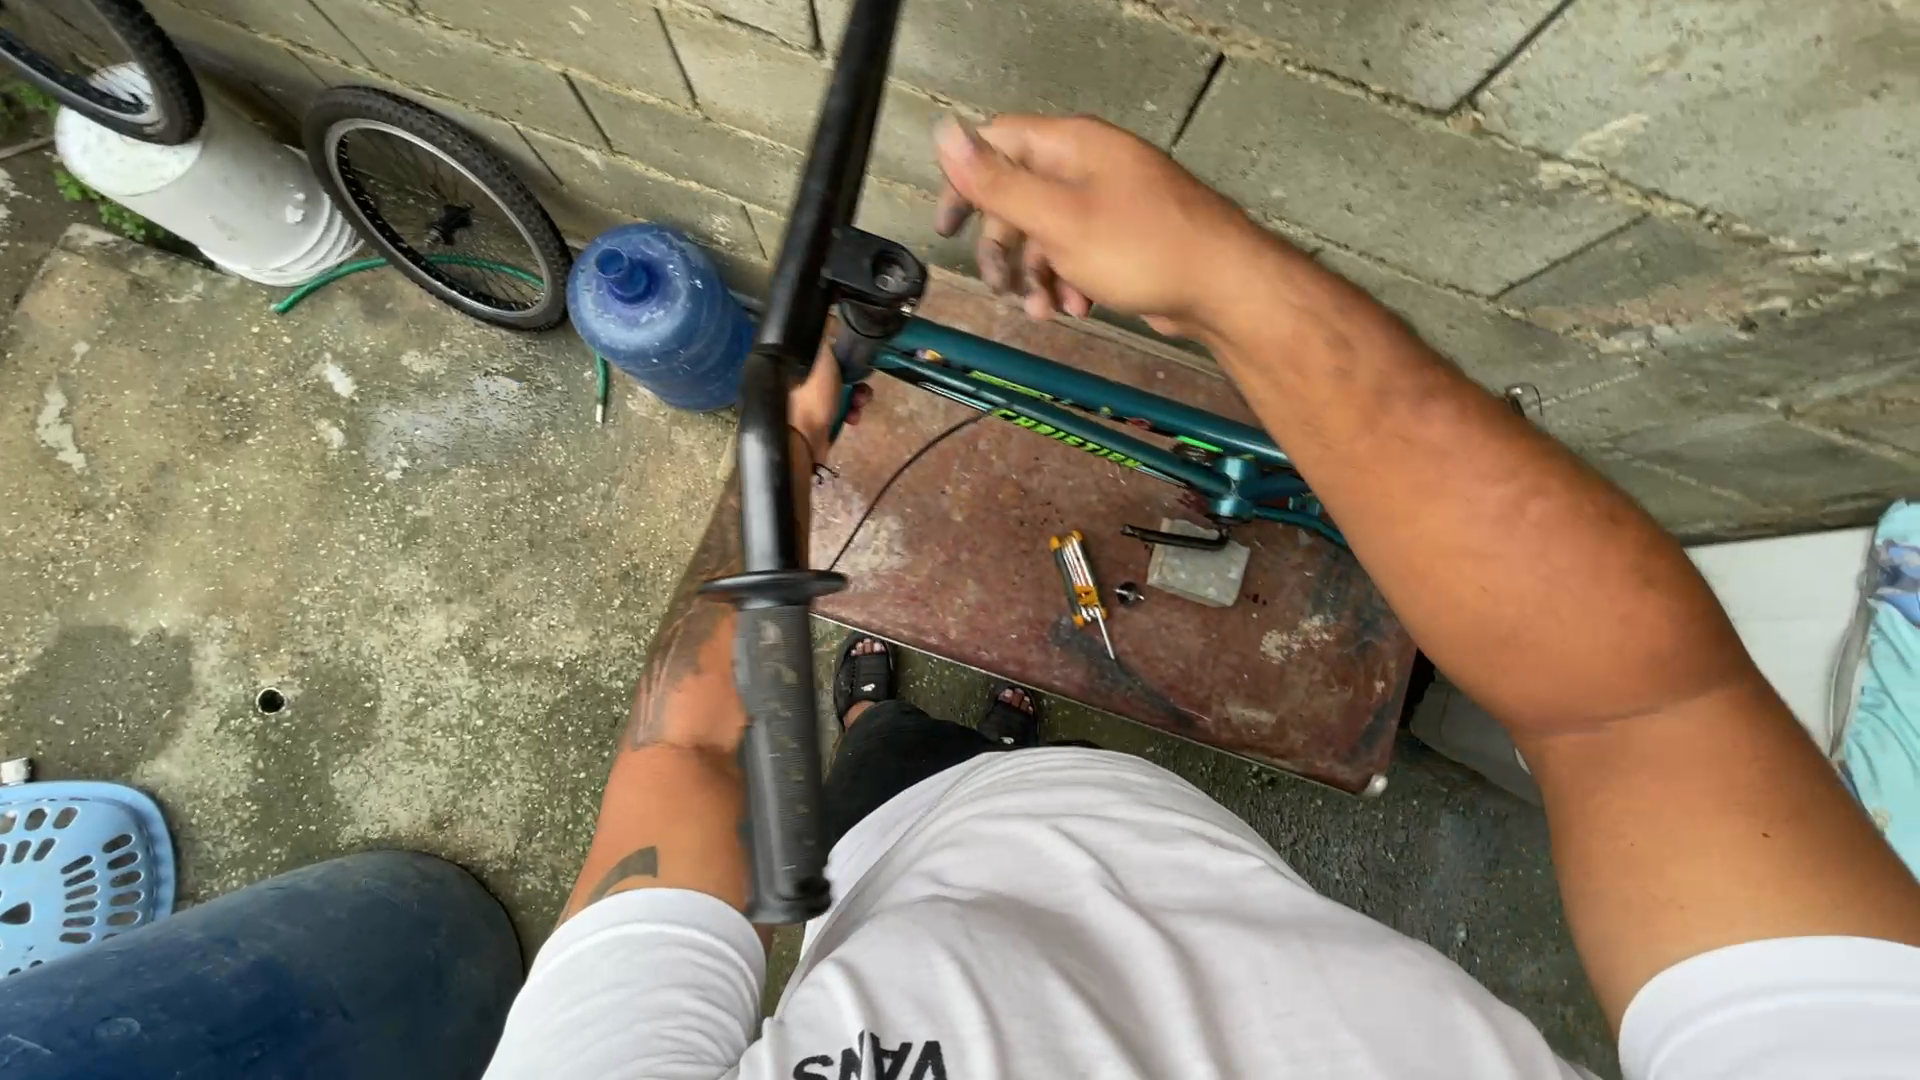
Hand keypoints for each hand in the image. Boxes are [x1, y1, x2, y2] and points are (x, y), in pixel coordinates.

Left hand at [787, 336, 869, 459]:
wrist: (804, 437)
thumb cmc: (812, 394)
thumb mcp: (822, 353)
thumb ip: (827, 333)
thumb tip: (833, 318)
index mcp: (799, 360)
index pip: (828, 349)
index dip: (847, 353)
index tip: (858, 359)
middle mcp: (804, 378)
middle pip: (840, 371)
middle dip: (857, 380)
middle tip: (860, 388)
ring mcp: (812, 400)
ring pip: (845, 392)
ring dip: (858, 398)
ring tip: (857, 406)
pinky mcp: (821, 420)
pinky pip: (843, 411)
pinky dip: (851, 413)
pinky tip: (851, 419)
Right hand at [934, 115, 1287, 337]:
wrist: (1219, 287)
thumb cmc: (1139, 247)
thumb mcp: (1057, 218)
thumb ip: (998, 182)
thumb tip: (944, 134)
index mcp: (1069, 147)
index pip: (997, 145)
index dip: (965, 183)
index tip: (948, 229)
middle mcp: (1085, 168)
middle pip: (1017, 201)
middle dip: (1005, 251)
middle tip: (1003, 289)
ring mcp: (1105, 205)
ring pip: (1044, 237)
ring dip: (1035, 277)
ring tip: (1045, 311)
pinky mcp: (1119, 241)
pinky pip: (1074, 257)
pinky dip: (1066, 283)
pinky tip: (1077, 309)